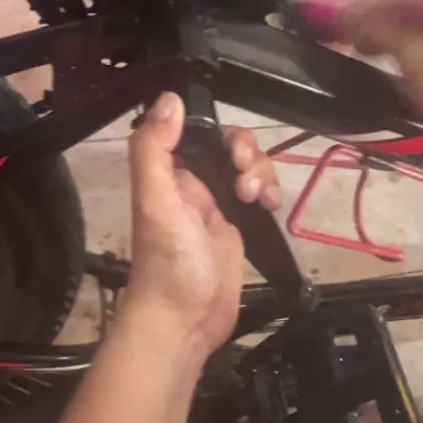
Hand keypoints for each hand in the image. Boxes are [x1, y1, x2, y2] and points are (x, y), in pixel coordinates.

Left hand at [119, 92, 281, 362]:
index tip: (231, 148)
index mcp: (167, 171)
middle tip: (245, 179)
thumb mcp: (156, 200)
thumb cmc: (169, 263)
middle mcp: (191, 181)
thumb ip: (154, 149)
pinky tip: (268, 206)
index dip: (219, 129)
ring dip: (260, 171)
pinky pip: (257, 193)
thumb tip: (170, 99)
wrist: (185, 322)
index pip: (196, 129)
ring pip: (246, 166)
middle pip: (227, 144)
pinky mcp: (236, 225)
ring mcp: (215, 203)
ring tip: (255, 198)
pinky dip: (268, 191)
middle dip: (246, 152)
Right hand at [338, 0, 422, 145]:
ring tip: (364, 47)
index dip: (369, 0)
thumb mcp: (413, 57)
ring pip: (422, 20)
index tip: (344, 17)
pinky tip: (387, 55)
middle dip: (379, 16)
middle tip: (350, 33)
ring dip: (390, 31)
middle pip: (414, 1)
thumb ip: (380, 32)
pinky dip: (408, 43)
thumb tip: (355, 21)